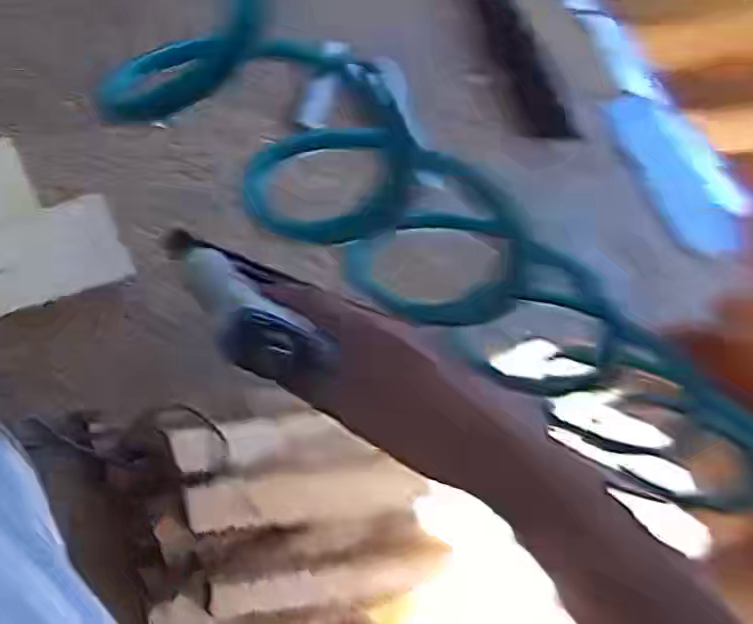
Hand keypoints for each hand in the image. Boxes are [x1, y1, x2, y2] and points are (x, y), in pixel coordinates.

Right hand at [265, 283, 569, 501]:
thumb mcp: (345, 406)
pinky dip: (350, 341)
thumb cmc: (417, 429)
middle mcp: (385, 322)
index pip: (301, 295)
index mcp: (359, 326)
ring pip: (354, 321)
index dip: (268, 291)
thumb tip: (256, 353)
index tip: (238, 292)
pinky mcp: (435, 358)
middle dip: (293, 309)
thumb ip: (299, 374)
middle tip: (265, 321)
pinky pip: (377, 337)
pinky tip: (351, 367)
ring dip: (323, 326)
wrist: (513, 460)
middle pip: (327, 304)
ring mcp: (415, 338)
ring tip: (301, 345)